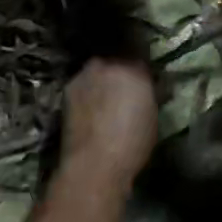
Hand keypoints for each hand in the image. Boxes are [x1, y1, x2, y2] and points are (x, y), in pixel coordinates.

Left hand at [58, 59, 157, 191]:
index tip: (141, 84)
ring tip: (103, 101)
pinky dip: (87, 90)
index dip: (140, 74)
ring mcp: (85, 73)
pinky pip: (82, 82)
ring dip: (101, 80)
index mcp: (134, 71)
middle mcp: (107, 64)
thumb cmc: (132, 145)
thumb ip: (148, 94)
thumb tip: (145, 87)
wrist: (94, 160)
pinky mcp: (69, 85)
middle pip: (115, 62)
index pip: (140, 62)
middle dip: (119, 73)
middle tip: (122, 92)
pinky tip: (88, 108)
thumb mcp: (152, 118)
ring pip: (97, 71)